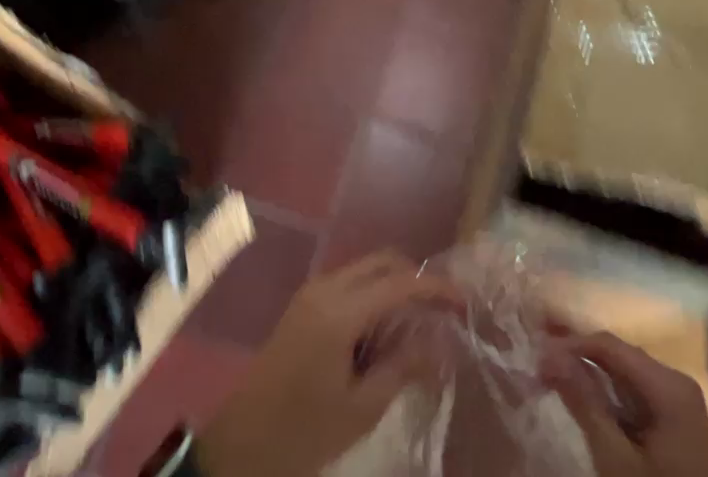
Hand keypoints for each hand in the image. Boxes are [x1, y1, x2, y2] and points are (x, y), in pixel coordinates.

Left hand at [196, 252, 459, 476]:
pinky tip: (385, 335)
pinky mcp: (303, 307)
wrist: (242, 444)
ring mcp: (310, 295)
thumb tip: (439, 344)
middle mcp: (324, 289)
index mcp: (339, 311)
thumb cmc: (304, 430)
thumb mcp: (362, 407)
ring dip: (394, 289)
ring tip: (417, 329)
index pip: (400, 283)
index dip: (437, 288)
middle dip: (416, 279)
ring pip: (365, 271)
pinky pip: (349, 286)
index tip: (466, 303)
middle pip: (382, 262)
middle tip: (443, 312)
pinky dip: (374, 298)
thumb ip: (403, 367)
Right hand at [545, 332, 707, 476]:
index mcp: (668, 385)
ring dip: (587, 368)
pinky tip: (580, 390)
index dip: (569, 343)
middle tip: (536, 351)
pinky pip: (632, 391)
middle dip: (576, 351)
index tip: (534, 353)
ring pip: (623, 371)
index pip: (609, 346)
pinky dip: (604, 390)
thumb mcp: (615, 457)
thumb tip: (548, 354)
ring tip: (550, 367)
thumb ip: (583, 402)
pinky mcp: (672, 417)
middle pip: (617, 354)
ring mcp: (676, 399)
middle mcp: (675, 381)